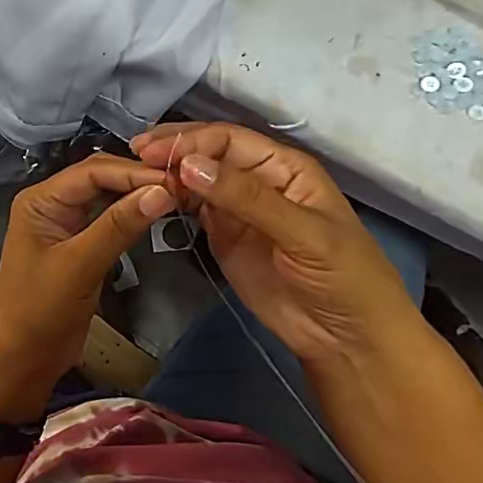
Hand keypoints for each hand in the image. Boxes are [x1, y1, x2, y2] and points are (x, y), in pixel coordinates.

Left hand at [0, 155, 172, 424]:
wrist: (22, 359)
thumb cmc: (40, 310)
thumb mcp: (80, 265)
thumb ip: (119, 225)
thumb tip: (163, 191)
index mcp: (40, 199)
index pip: (91, 171)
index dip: (133, 171)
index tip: (175, 177)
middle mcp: (51, 202)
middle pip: (99, 177)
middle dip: (137, 178)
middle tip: (182, 183)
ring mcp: (66, 223)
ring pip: (106, 195)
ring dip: (136, 193)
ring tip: (177, 193)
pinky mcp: (80, 243)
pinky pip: (108, 218)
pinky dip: (131, 214)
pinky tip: (156, 212)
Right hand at [131, 123, 421, 366]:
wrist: (348, 342)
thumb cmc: (343, 278)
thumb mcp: (304, 234)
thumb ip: (247, 198)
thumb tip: (189, 165)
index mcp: (284, 167)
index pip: (229, 140)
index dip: (191, 141)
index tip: (153, 152)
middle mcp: (258, 179)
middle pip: (209, 152)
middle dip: (174, 148)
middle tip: (135, 152)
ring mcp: (238, 208)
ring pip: (197, 177)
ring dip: (168, 172)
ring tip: (135, 173)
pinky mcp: (223, 234)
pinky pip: (193, 206)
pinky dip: (171, 198)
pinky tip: (151, 196)